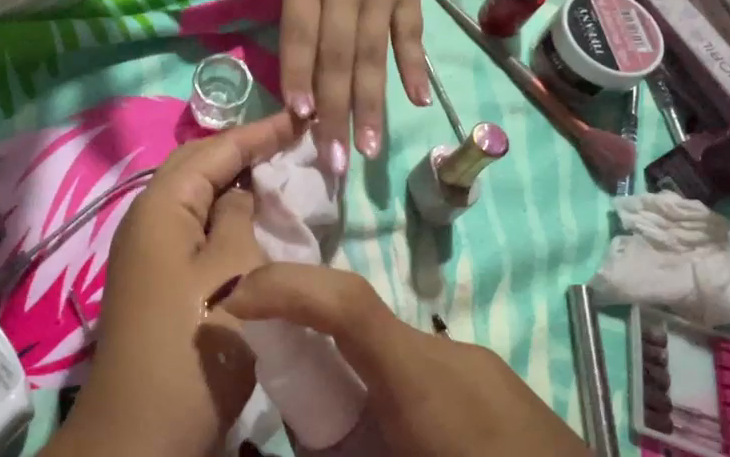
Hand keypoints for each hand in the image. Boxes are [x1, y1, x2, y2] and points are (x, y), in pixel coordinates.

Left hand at [49, 113, 301, 456]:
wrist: (143, 431)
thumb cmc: (195, 342)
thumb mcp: (233, 271)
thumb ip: (238, 216)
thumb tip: (238, 193)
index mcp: (161, 205)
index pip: (215, 149)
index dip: (258, 132)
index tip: (299, 117)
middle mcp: (147, 218)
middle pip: (198, 166)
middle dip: (242, 150)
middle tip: (289, 141)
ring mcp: (147, 252)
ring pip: (195, 199)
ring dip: (232, 184)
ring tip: (276, 174)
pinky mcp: (156, 282)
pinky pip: (193, 229)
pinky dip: (223, 217)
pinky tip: (251, 224)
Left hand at [187, 0, 431, 178]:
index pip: (300, 33)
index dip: (298, 72)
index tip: (298, 116)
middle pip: (337, 55)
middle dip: (336, 109)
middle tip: (333, 160)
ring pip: (374, 53)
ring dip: (372, 101)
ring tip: (368, 148)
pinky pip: (411, 33)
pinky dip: (414, 66)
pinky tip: (414, 102)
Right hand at [220, 263, 589, 456]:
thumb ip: (334, 444)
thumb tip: (298, 424)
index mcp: (424, 383)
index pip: (348, 305)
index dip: (286, 288)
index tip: (234, 301)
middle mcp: (448, 356)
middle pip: (356, 326)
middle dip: (306, 343)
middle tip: (281, 388)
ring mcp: (477, 367)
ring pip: (388, 353)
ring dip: (350, 379)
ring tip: (346, 433)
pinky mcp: (495, 385)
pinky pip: (420, 373)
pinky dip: (387, 392)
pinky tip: (395, 439)